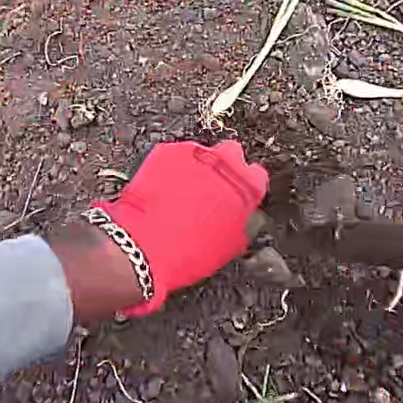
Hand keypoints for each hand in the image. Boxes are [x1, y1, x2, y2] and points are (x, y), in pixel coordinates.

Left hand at [91, 140, 267, 314]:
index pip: (257, 176)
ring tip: (181, 194)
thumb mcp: (232, 242)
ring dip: (196, 168)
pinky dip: (171, 167)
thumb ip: (244, 219)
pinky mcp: (167, 150)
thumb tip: (243, 214)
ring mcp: (196, 152)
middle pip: (232, 154)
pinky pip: (175, 155)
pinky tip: (164, 189)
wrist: (144, 245)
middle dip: (223, 169)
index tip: (236, 196)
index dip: (245, 188)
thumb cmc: (188, 252)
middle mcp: (226, 161)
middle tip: (210, 192)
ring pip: (203, 153)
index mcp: (248, 185)